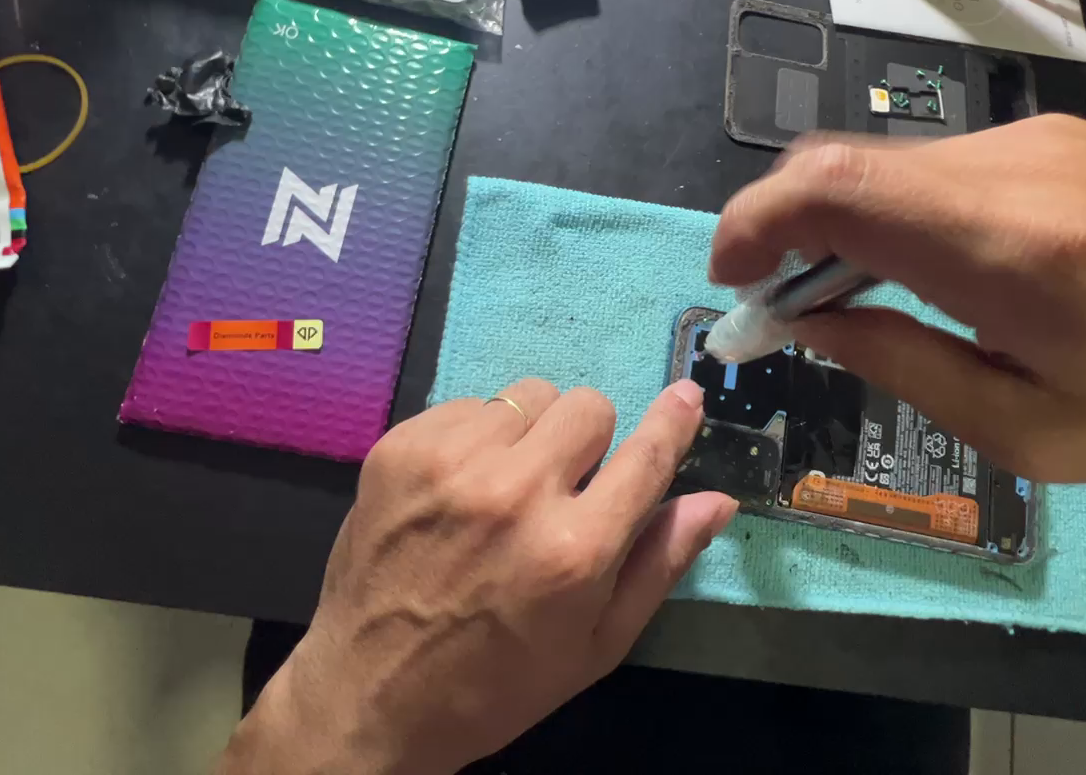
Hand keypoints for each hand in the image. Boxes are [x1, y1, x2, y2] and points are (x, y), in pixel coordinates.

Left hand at [220, 379, 737, 774]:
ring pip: (528, 395)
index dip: (674, 420)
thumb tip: (718, 499)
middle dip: (588, 440)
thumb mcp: (596, 643)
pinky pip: (470, 403)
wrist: (366, 692)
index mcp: (573, 550)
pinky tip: (458, 485)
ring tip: (504, 484)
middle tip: (563, 484)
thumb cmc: (498, 680)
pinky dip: (477, 435)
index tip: (687, 393)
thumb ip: (661, 562)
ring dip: (531, 433)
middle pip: (587, 405)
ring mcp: (451, 461)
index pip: (646, 457)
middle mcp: (515, 492)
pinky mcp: (401, 445)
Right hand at [710, 116, 1085, 585]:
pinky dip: (893, 206)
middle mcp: (1014, 167)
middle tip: (776, 295)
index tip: (731, 276)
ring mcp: (1041, 140)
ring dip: (838, 218)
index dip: (753, 220)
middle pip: (843, 162)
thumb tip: (805, 320)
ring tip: (848, 287)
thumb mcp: (1026, 429)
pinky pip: (939, 164)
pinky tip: (921, 260)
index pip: (830, 189)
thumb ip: (897, 363)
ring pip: (888, 162)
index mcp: (1006, 247)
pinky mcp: (1063, 137)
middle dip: (782, 223)